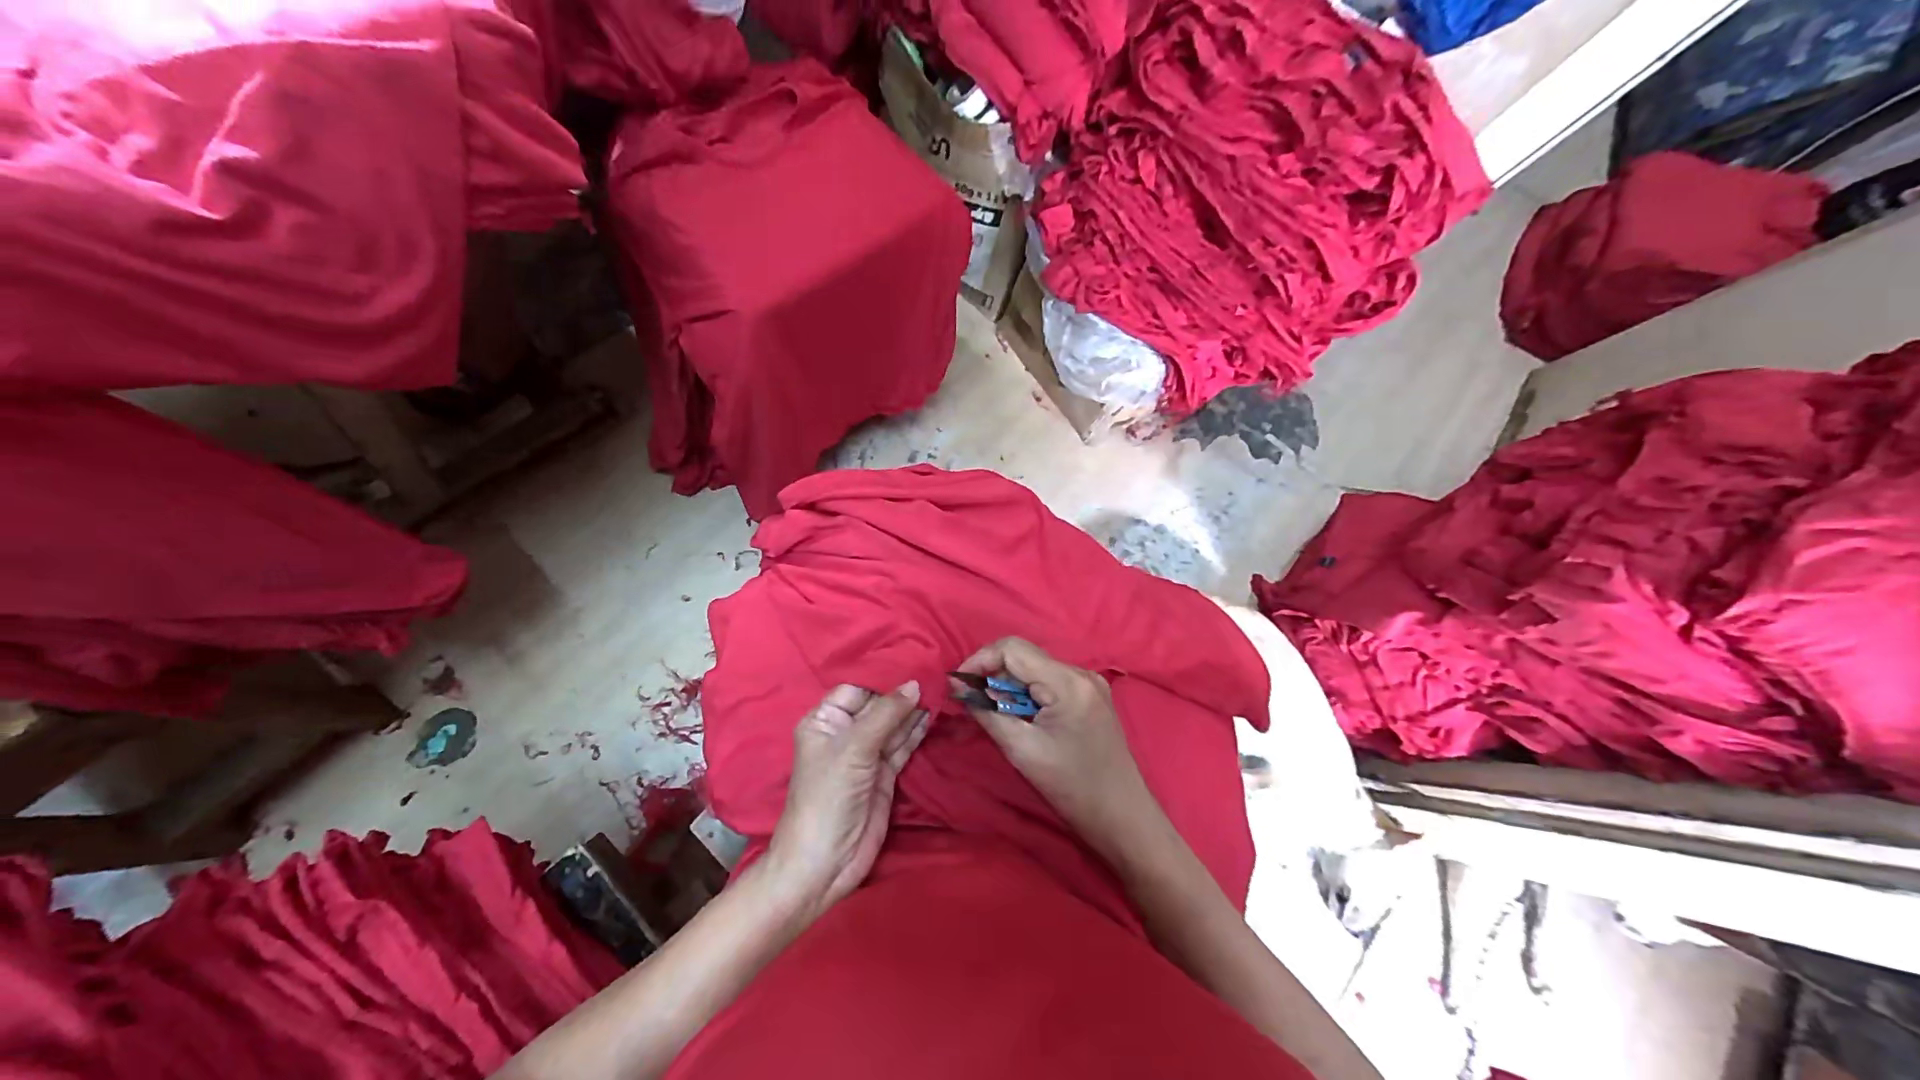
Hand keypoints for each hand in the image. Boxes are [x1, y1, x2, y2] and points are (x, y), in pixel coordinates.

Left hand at [764, 682, 929, 917]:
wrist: (825, 862)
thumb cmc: (828, 797)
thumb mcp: (854, 749)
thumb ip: (886, 715)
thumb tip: (914, 684)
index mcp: (824, 721)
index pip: (857, 688)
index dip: (884, 677)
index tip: (916, 660)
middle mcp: (844, 733)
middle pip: (878, 705)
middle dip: (903, 692)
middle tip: (938, 672)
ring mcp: (865, 755)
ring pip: (893, 725)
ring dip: (914, 711)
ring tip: (941, 689)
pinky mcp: (883, 775)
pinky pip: (902, 746)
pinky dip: (916, 731)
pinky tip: (932, 714)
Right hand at [954, 638, 1162, 859]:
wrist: (1122, 816)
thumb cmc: (1071, 787)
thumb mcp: (1021, 749)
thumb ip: (987, 712)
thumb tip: (959, 687)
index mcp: (1068, 682)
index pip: (1012, 648)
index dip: (979, 661)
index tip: (959, 686)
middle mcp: (1081, 672)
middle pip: (1024, 655)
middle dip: (992, 674)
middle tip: (972, 703)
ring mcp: (1089, 683)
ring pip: (1035, 668)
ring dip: (1009, 685)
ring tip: (995, 714)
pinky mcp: (1091, 696)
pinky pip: (1049, 681)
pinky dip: (1028, 693)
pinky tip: (1021, 718)